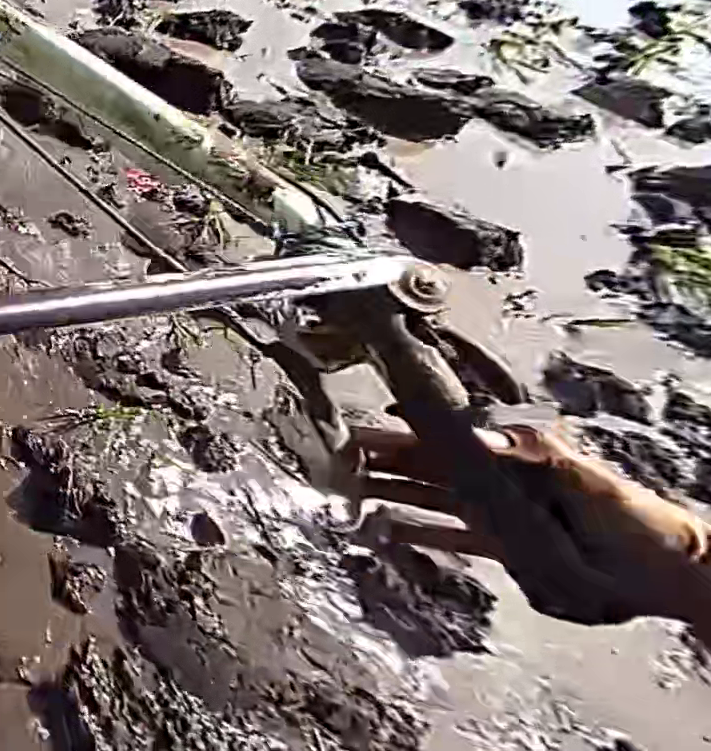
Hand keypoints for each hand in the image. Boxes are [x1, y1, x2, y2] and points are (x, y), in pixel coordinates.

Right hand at [349, 422, 710, 633]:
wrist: (671, 570)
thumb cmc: (626, 512)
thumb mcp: (578, 470)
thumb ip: (526, 446)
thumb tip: (469, 431)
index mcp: (492, 453)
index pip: (426, 437)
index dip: (386, 433)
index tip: (347, 433)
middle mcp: (481, 477)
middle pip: (413, 465)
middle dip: (372, 461)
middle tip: (331, 462)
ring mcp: (485, 509)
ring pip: (419, 494)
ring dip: (384, 492)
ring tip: (347, 492)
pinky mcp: (493, 541)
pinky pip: (443, 533)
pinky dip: (412, 530)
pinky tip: (385, 529)